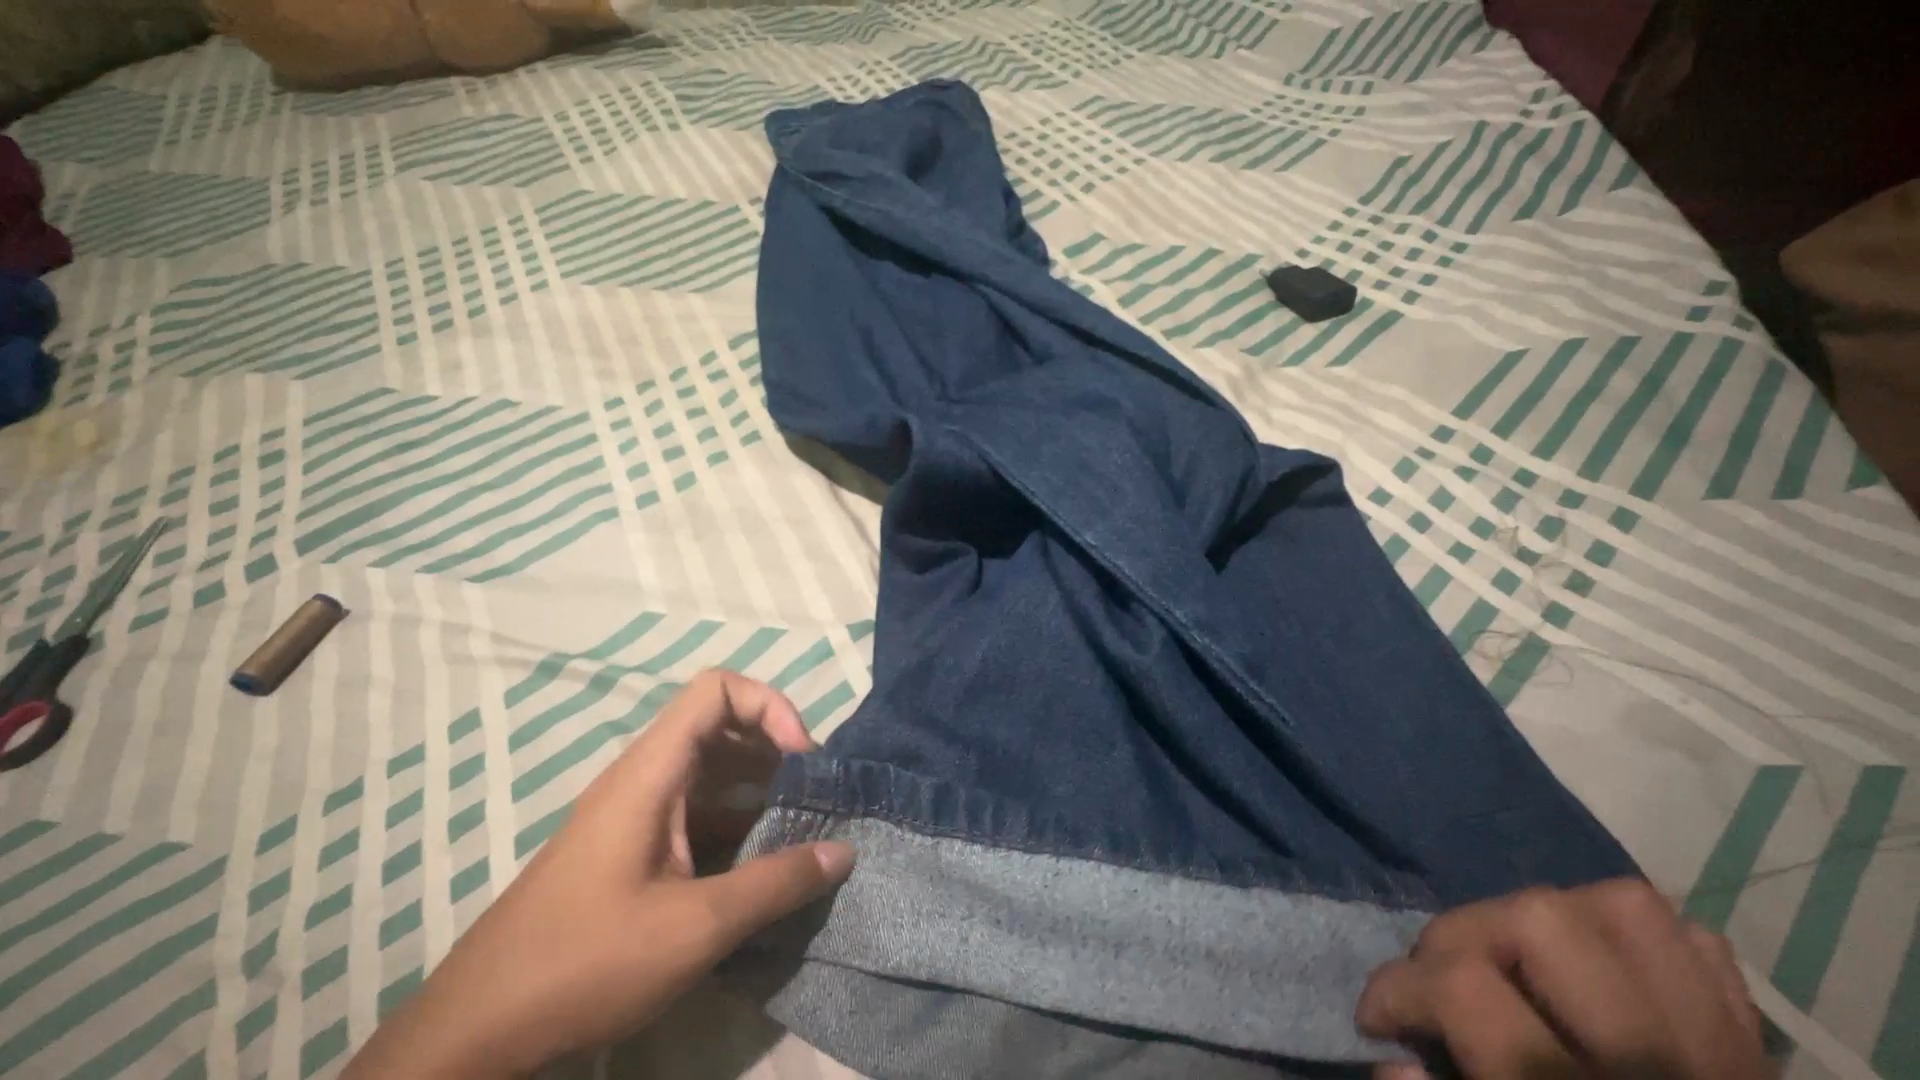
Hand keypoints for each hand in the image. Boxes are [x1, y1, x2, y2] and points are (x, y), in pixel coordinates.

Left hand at [342, 671, 854, 1079]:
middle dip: (776, 753)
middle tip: (817, 801)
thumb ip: (776, 884)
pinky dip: (736, 828)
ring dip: (760, 795)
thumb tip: (844, 851)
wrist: (482, 1027)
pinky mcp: (631, 854)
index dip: (769, 706)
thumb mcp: (697, 927)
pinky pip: (694, 817)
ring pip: (710, 777)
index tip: (805, 760)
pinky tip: (762, 872)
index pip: (715, 690)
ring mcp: (633, 818)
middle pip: (719, 729)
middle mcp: (642, 781)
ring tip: (801, 836)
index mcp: (650, 774)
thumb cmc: (587, 962)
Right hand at [1357, 879, 1768, 1079]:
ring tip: (1514, 965)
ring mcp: (1723, 1051)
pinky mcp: (1757, 1044)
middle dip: (1463, 935)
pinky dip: (1629, 940)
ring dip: (1546, 919)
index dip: (1397, 989)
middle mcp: (1656, 1069)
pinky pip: (1690, 940)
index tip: (1377, 1019)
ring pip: (1620, 906)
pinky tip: (1597, 976)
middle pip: (1540, 922)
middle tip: (1440, 981)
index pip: (1467, 992)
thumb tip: (1390, 1057)